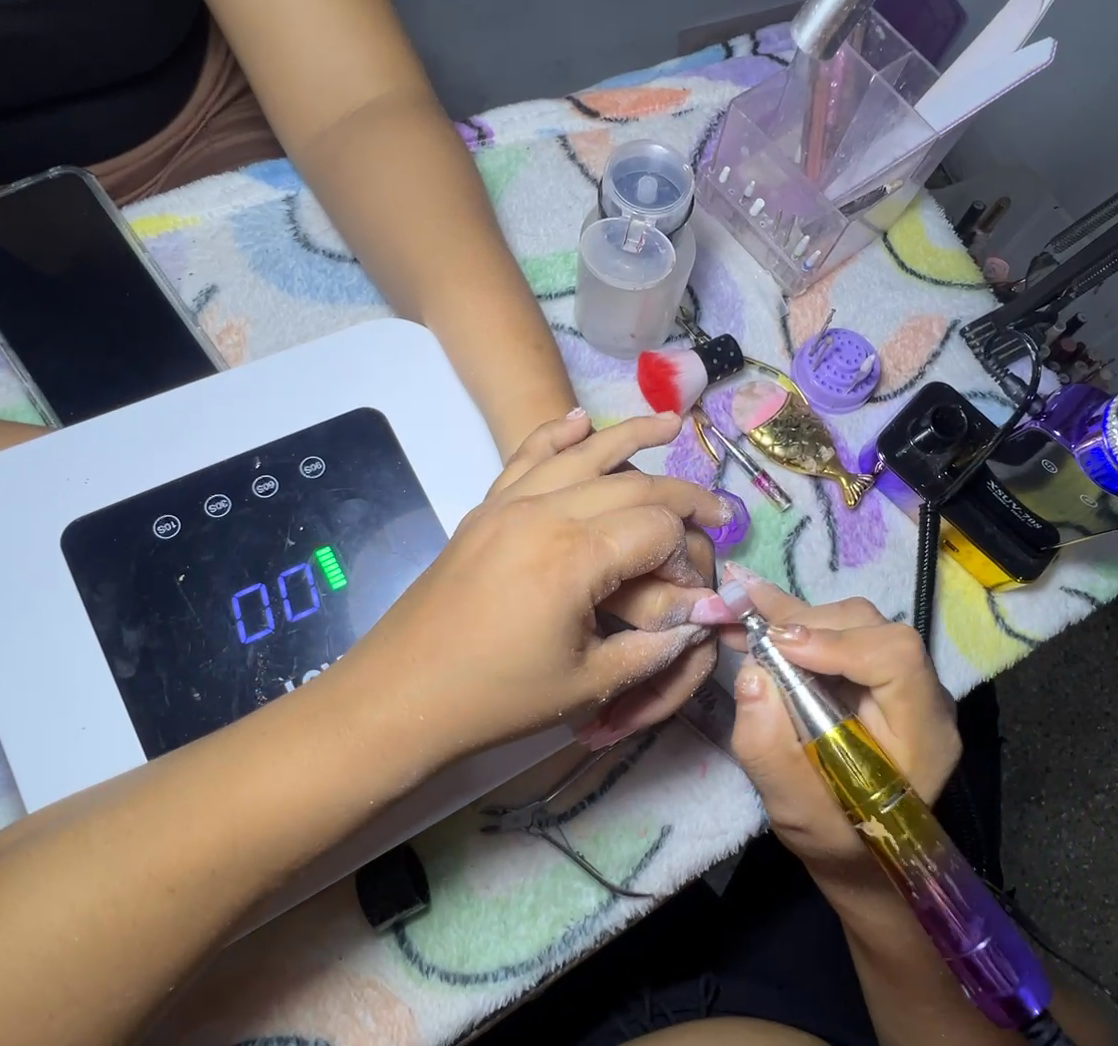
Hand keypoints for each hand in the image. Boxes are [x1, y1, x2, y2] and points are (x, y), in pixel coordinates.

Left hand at [350, 409, 734, 754]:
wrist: (399, 696)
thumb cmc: (496, 698)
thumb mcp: (587, 683)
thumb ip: (655, 646)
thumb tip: (706, 617)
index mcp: (574, 556)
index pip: (657, 527)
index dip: (687, 551)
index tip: (696, 585)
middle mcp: (544, 513)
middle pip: (631, 484)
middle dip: (681, 494)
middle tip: (717, 511)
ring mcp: (509, 504)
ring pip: (581, 454)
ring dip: (629, 435)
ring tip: (670, 422)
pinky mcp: (484, 509)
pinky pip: (525, 457)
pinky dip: (555, 434)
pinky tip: (579, 419)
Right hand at [724, 576, 961, 888]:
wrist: (861, 855)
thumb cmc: (840, 842)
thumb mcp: (799, 814)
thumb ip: (772, 753)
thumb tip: (752, 676)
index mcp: (923, 732)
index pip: (896, 657)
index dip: (838, 642)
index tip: (781, 648)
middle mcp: (921, 694)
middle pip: (873, 629)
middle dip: (808, 624)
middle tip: (750, 632)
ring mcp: (899, 678)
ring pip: (853, 621)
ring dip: (795, 618)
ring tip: (743, 615)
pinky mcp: (872, 671)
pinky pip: (837, 631)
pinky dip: (793, 620)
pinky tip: (754, 606)